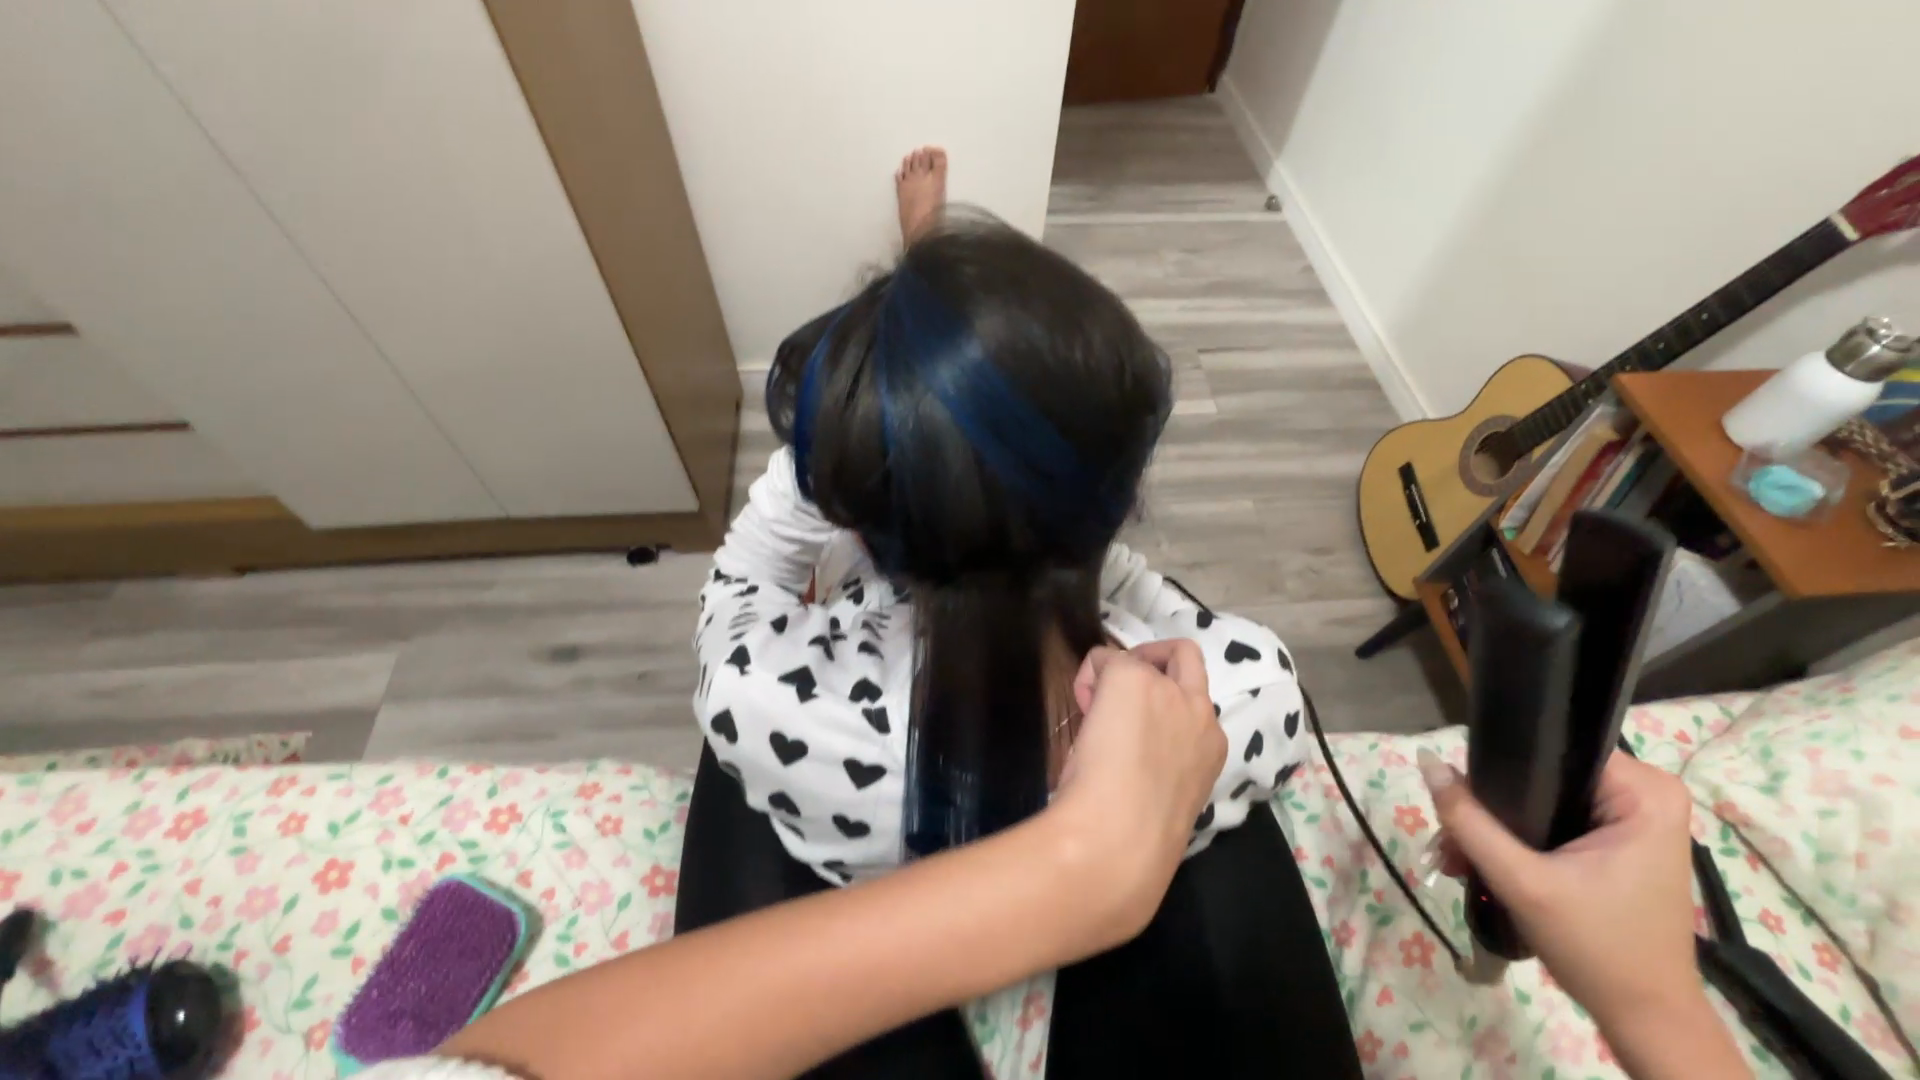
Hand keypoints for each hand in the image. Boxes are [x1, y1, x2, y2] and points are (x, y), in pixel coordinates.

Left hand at [1048, 642, 1224, 942]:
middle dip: (1152, 662)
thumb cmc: (1135, 835)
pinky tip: (1081, 710)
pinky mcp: (1133, 678)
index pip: (1195, 706)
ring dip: (1118, 674)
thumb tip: (1130, 760)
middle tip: (1120, 690)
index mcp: (1211, 750)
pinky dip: (1089, 676)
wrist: (1118, 838)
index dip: (1164, 705)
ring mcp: (1169, 691)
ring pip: (1145, 655)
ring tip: (1092, 711)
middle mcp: (1200, 714)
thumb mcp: (1160, 795)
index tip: (1134, 730)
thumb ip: (1157, 764)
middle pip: (1186, 658)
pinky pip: (1106, 658)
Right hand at [1421, 749, 1700, 1033]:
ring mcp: (1634, 820)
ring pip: (1540, 800)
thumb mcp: (1521, 882)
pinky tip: (1479, 860)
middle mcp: (1645, 795)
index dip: (1497, 770)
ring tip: (1454, 856)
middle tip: (1449, 841)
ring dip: (1494, 827)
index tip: (1460, 802)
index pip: (1550, 750)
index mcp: (1643, 792)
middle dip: (1488, 807)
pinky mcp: (1619, 843)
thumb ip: (1468, 820)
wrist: (1645, 1018)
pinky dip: (1516, 839)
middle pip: (1541, 776)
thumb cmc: (1597, 947)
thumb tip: (1426, 761)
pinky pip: (1553, 821)